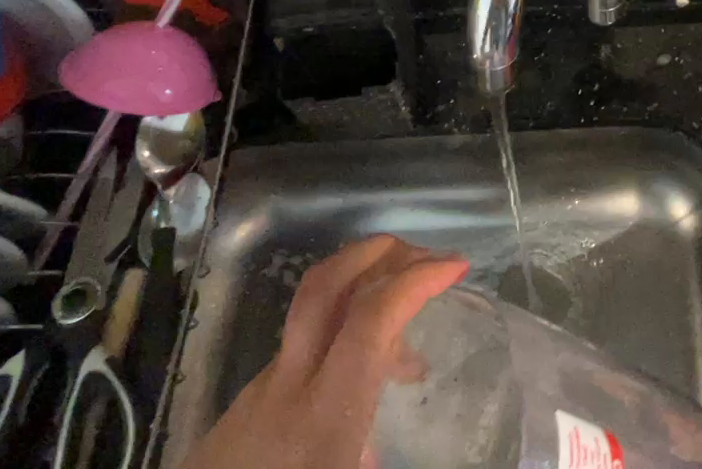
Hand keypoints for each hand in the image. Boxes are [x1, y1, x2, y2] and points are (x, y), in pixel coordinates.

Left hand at [179, 236, 467, 468]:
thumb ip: (378, 453)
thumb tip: (397, 442)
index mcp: (322, 415)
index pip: (370, 319)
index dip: (416, 281)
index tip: (456, 266)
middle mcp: (287, 387)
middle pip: (326, 286)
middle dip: (379, 253)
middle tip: (427, 256)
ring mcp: (260, 391)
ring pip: (314, 317)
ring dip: (364, 298)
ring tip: (411, 335)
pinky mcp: (244, 407)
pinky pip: (303, 353)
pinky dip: (342, 343)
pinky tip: (362, 384)